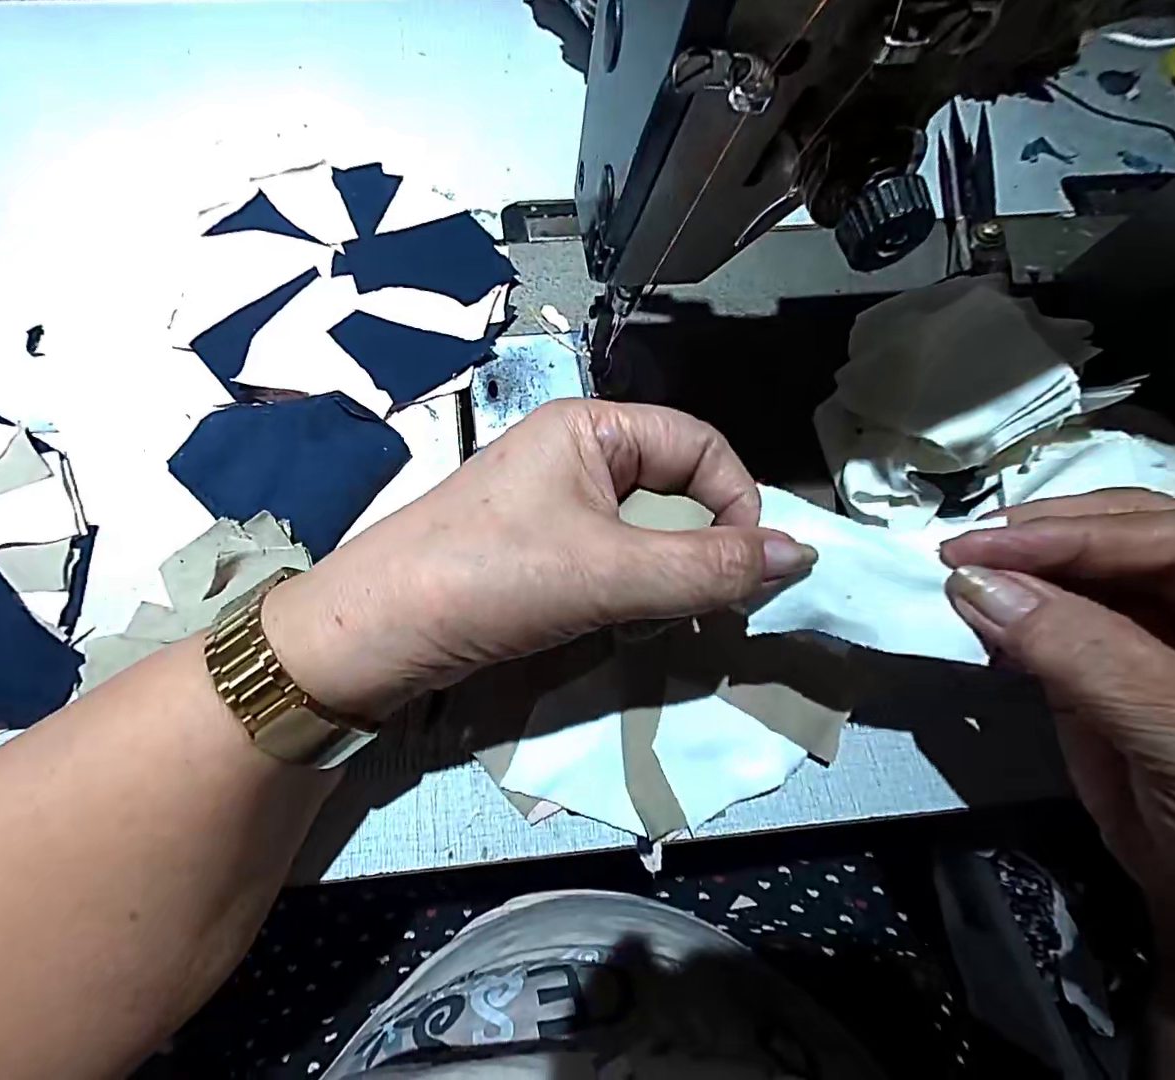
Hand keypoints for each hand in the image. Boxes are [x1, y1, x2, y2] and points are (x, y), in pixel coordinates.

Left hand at [261, 400, 814, 717]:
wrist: (372, 634)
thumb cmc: (488, 579)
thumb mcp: (609, 573)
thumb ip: (708, 567)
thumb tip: (801, 555)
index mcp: (592, 426)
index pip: (701, 444)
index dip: (737, 499)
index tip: (750, 564)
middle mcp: (577, 452)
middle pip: (677, 484)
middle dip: (705, 540)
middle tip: (714, 596)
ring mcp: (558, 500)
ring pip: (649, 525)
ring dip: (672, 568)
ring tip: (668, 610)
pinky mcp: (543, 544)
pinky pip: (617, 553)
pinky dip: (639, 584)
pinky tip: (628, 615)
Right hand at [938, 490, 1174, 1076]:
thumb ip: (1090, 658)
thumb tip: (972, 584)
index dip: (1089, 536)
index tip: (987, 541)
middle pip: (1166, 554)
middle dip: (1062, 547)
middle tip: (968, 547)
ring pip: (1124, 593)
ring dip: (1044, 584)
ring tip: (970, 576)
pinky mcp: (1173, 699)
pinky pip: (1099, 644)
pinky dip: (1043, 629)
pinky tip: (1001, 616)